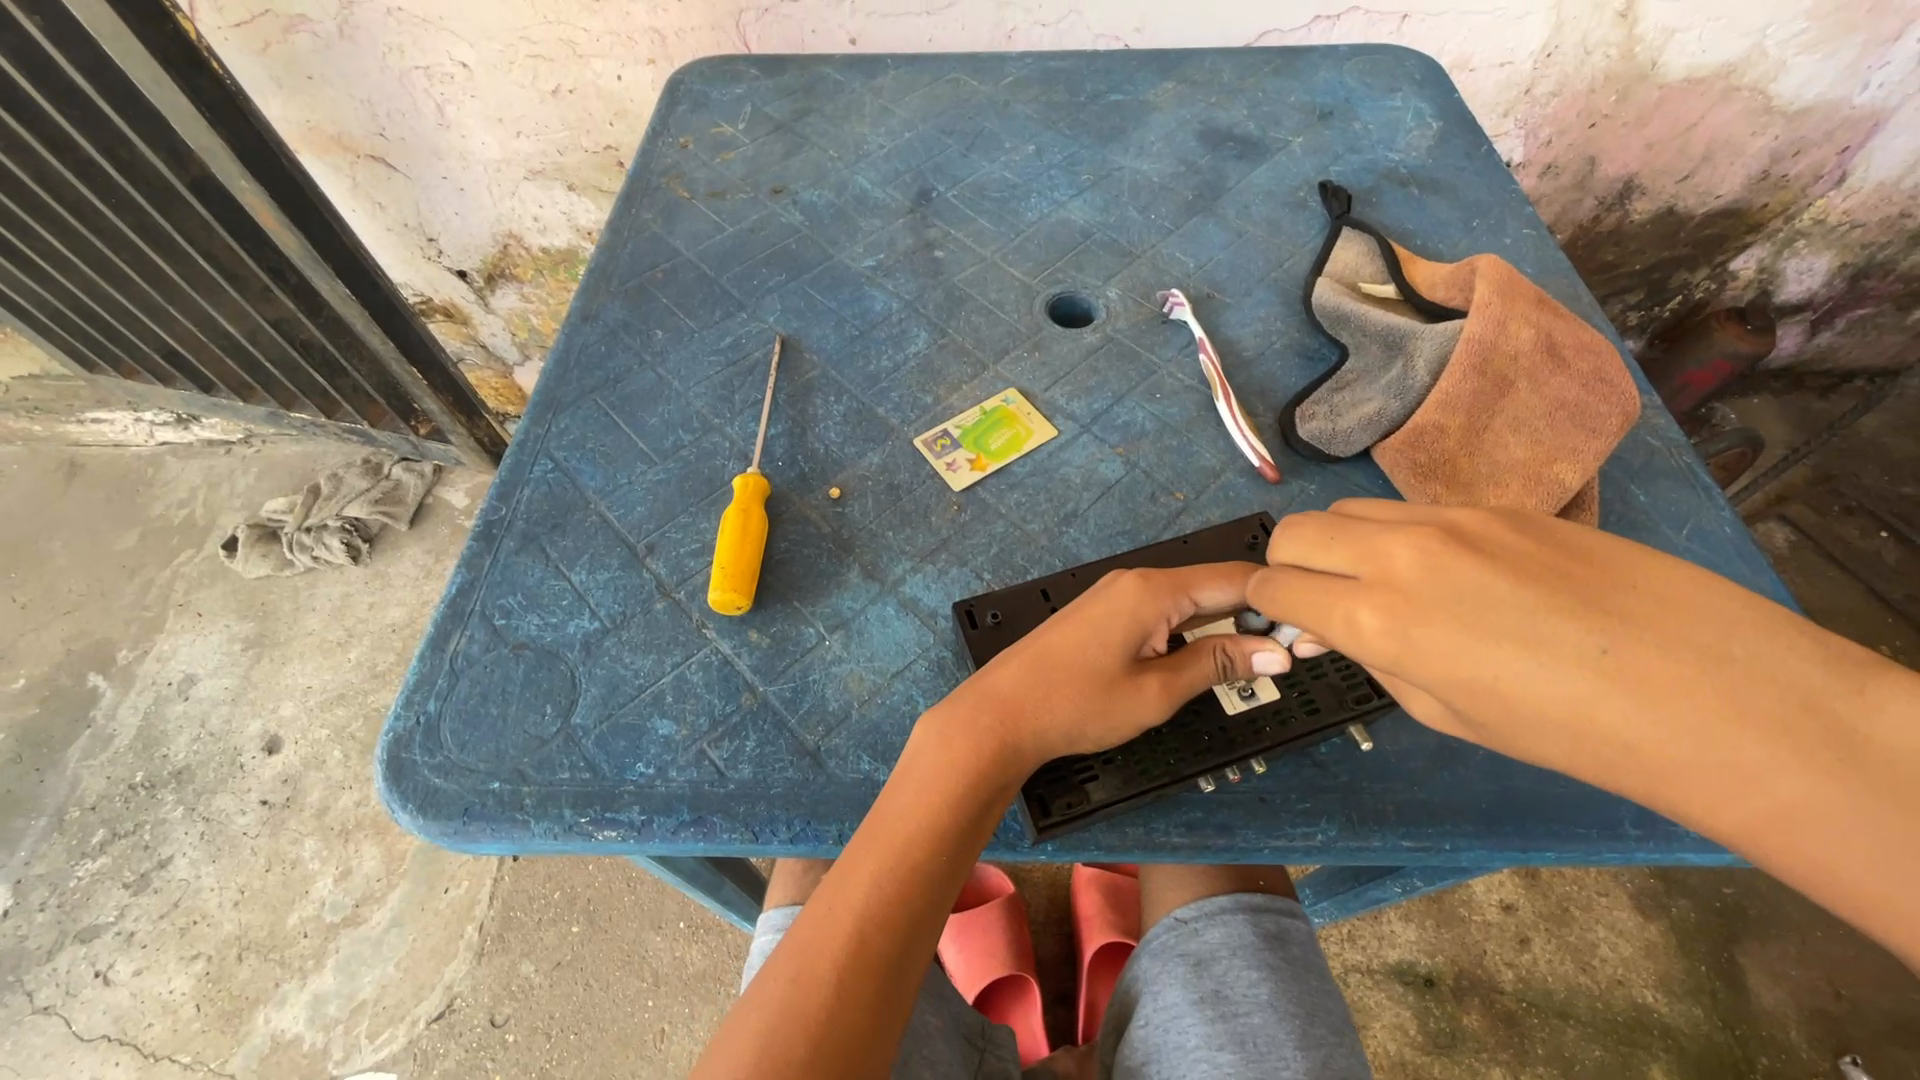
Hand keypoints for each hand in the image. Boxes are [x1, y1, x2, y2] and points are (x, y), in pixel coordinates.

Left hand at [930, 563, 1293, 772]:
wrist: (1001, 713)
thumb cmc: (1079, 704)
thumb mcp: (1157, 692)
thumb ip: (1217, 665)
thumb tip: (1277, 652)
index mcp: (1155, 589)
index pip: (1236, 578)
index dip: (1279, 602)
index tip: (1313, 632)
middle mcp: (1136, 580)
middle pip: (1211, 586)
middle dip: (1253, 614)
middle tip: (1292, 652)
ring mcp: (1114, 594)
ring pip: (1186, 600)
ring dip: (1221, 624)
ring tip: (1257, 658)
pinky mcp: (1100, 613)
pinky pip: (1159, 611)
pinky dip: (1189, 629)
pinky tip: (1203, 655)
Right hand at [1243, 498, 1884, 769]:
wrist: (1700, 686)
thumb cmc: (1562, 729)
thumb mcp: (1440, 711)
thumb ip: (1372, 657)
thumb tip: (1333, 628)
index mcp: (1377, 622)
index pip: (1276, 585)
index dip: (1265, 601)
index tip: (1278, 617)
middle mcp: (1396, 556)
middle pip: (1295, 530)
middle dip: (1288, 563)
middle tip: (1318, 597)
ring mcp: (1447, 520)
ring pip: (1347, 509)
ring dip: (1339, 543)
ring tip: (1377, 581)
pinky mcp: (1493, 504)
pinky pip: (1410, 510)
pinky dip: (1396, 536)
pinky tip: (1445, 572)